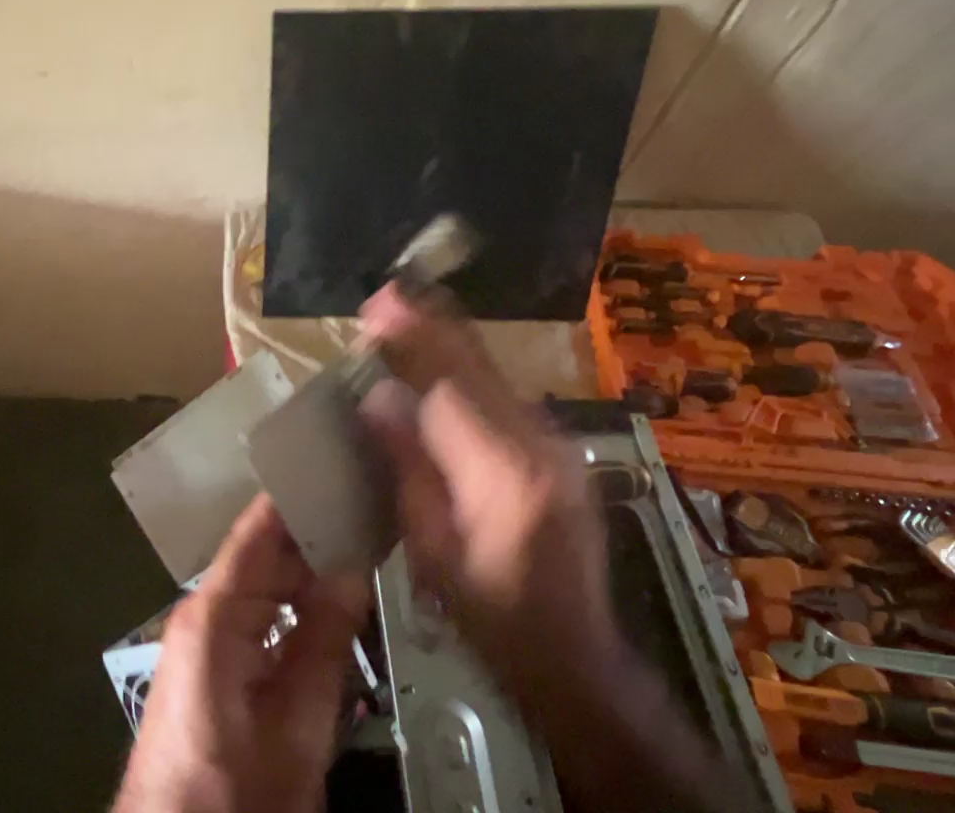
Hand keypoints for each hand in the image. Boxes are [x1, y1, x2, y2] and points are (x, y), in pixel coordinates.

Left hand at [114, 496, 369, 812]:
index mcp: (214, 616)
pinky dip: (292, 604)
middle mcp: (202, 614)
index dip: (293, 495)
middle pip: (262, 555)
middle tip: (368, 512)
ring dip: (306, 570)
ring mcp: (202, 638)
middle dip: (313, 534)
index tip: (333, 462)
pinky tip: (330, 601)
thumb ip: (324, 644)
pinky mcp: (211, 663)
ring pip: (262, 584)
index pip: (256, 533)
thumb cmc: (233, 793)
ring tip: (361, 548)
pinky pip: (257, 614)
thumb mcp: (296, 726)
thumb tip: (352, 572)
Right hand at [357, 285, 616, 677]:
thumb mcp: (431, 550)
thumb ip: (408, 465)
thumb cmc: (490, 618)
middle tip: (389, 295)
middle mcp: (539, 445)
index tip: (379, 301)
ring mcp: (559, 447)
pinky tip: (443, 366)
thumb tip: (378, 397)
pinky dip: (470, 374)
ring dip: (448, 345)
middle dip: (430, 325)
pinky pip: (507, 398)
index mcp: (501, 472)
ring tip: (406, 319)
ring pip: (495, 377)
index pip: (448, 383)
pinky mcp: (562, 455)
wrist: (576, 659)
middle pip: (478, 366)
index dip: (412, 337)